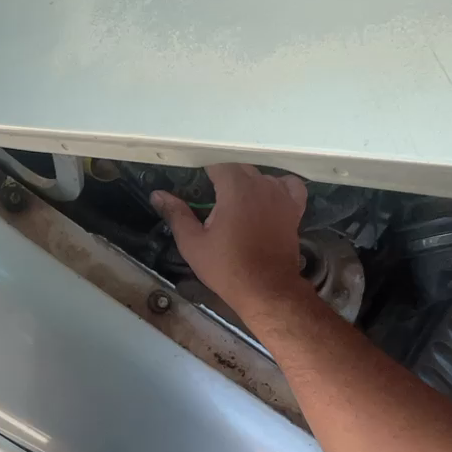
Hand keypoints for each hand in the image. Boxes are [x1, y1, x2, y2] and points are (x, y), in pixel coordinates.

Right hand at [152, 164, 318, 327]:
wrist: (265, 288)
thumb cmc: (226, 268)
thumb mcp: (193, 243)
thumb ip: (177, 214)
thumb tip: (158, 195)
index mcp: (235, 188)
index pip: (218, 163)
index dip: (204, 170)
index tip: (196, 183)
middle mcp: (261, 184)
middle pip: (240, 167)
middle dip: (224, 178)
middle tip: (210, 198)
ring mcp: (281, 194)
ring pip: (261, 176)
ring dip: (247, 184)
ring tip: (234, 204)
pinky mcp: (294, 208)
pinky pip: (287, 186)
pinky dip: (276, 187)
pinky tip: (266, 198)